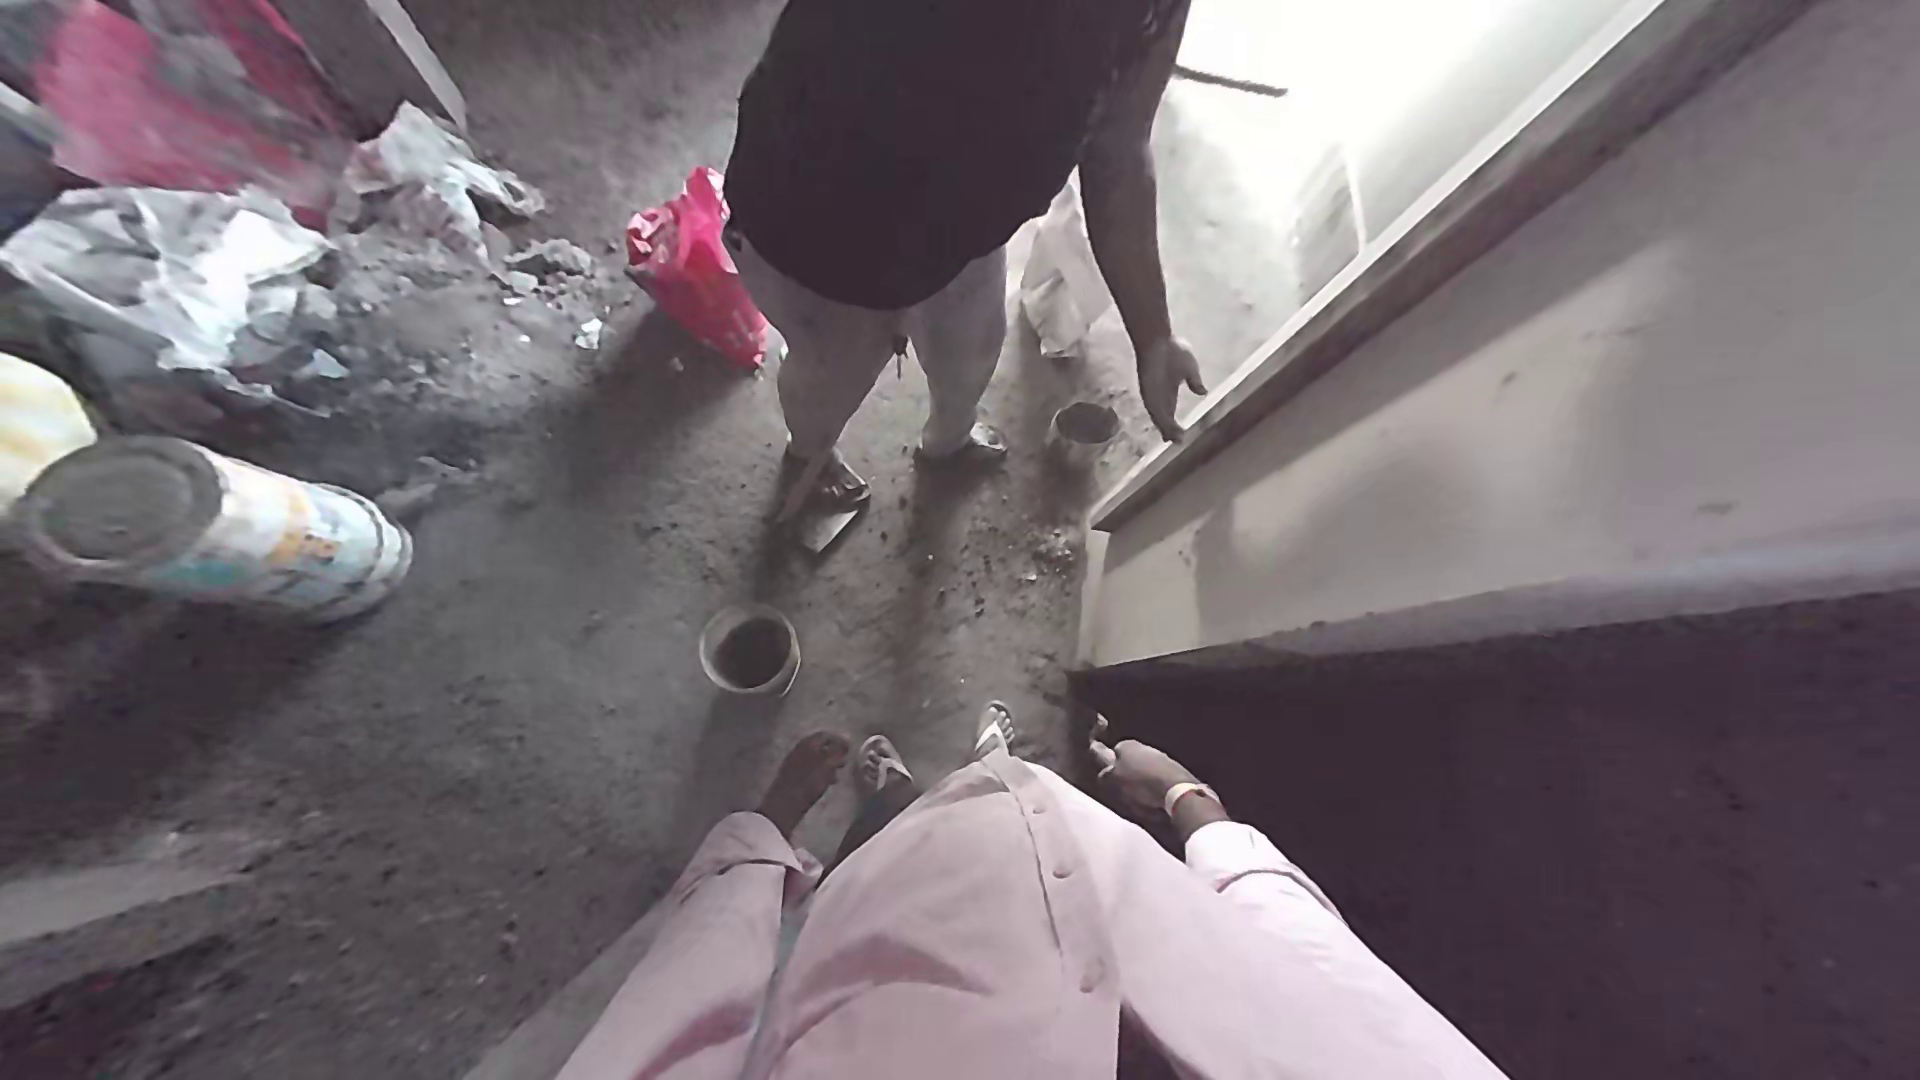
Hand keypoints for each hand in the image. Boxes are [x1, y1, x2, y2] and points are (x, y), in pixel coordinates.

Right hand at [1090, 716, 1199, 819]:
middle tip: (1127, 791)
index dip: (1112, 767)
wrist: (1177, 791)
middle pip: (1131, 760)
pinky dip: (1157, 787)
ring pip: (1146, 769)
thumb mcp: (1114, 781)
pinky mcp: (1176, 770)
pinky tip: (1157, 800)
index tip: (1113, 781)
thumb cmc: (1140, 784)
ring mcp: (1162, 757)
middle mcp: (1144, 746)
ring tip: (1143, 799)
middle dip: (1129, 773)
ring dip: (1144, 781)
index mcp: (1126, 745)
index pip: (1113, 752)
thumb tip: (1102, 772)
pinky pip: (1160, 779)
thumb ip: (1105, 775)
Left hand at [1136, 336, 1207, 441]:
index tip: (1181, 434)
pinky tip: (1167, 430)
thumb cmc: (1173, 350)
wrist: (1158, 340)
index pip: (1170, 411)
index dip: (1174, 423)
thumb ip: (1195, 381)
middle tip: (1176, 441)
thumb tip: (1203, 392)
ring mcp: (1153, 395)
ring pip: (1159, 417)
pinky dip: (1161, 421)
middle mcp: (1159, 396)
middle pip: (1163, 418)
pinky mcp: (1148, 393)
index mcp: (1169, 390)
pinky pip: (1155, 410)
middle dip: (1169, 430)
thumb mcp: (1189, 368)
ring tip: (1173, 439)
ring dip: (1165, 428)